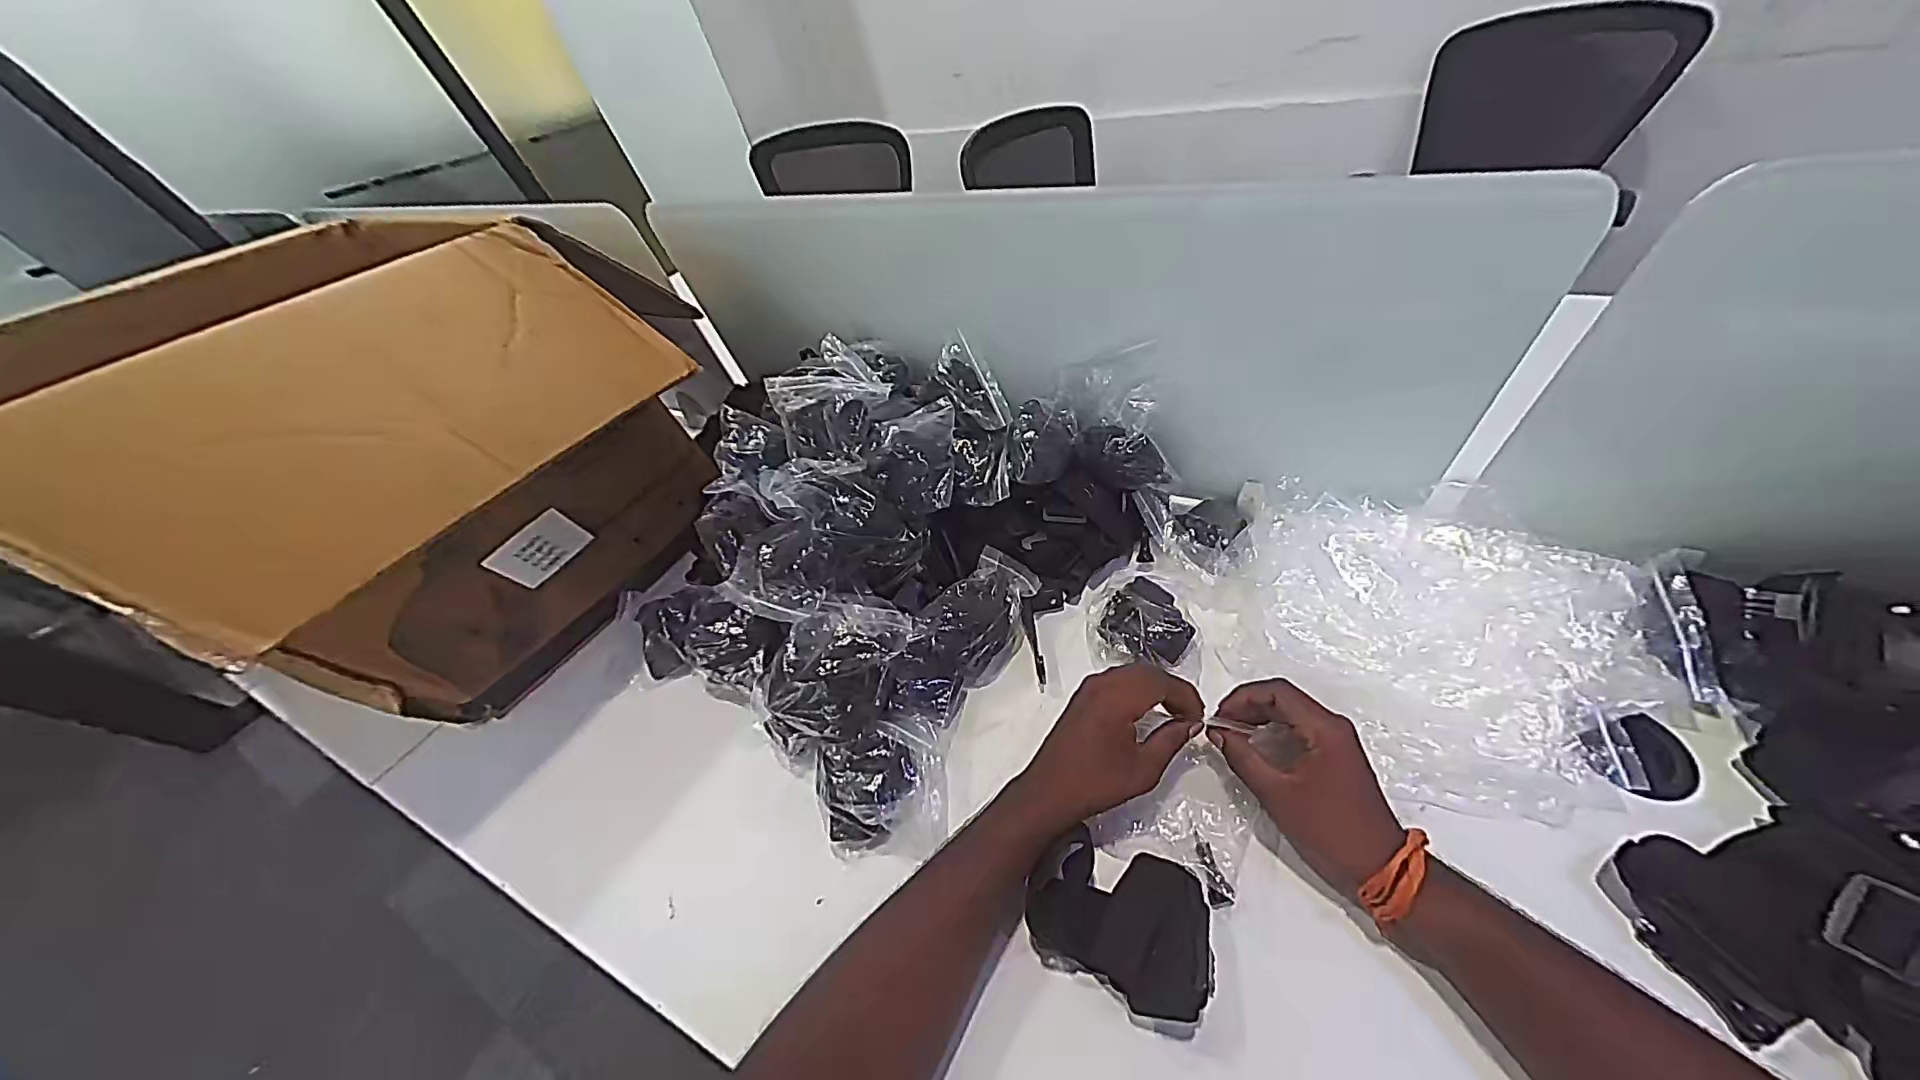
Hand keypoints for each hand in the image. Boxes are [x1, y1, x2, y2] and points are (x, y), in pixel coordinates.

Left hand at [1006, 664, 1205, 833]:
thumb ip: (1170, 740)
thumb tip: (1188, 725)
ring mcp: (1088, 690)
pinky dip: (1137, 690)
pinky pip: (1116, 681)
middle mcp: (1100, 686)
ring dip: (1155, 687)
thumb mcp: (1143, 769)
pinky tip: (1146, 711)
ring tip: (1172, 713)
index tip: (1198, 715)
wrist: (1049, 791)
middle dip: (1173, 689)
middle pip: (1147, 672)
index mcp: (1115, 698)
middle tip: (1189, 713)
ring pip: (1131, 673)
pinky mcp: (1082, 698)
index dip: (1186, 696)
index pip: (1161, 681)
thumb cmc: (1090, 783)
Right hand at [1209, 679, 1405, 891]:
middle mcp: (1334, 728)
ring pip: (1290, 714)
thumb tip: (1220, 734)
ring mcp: (1337, 742)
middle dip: (1248, 707)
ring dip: (1259, 720)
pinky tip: (1255, 749)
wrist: (1378, 866)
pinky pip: (1299, 731)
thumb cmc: (1333, 832)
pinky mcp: (1335, 756)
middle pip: (1283, 699)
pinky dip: (1273, 733)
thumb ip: (1242, 757)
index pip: (1277, 692)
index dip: (1242, 697)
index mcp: (1325, 729)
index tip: (1221, 714)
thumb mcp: (1275, 793)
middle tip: (1221, 725)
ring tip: (1232, 737)